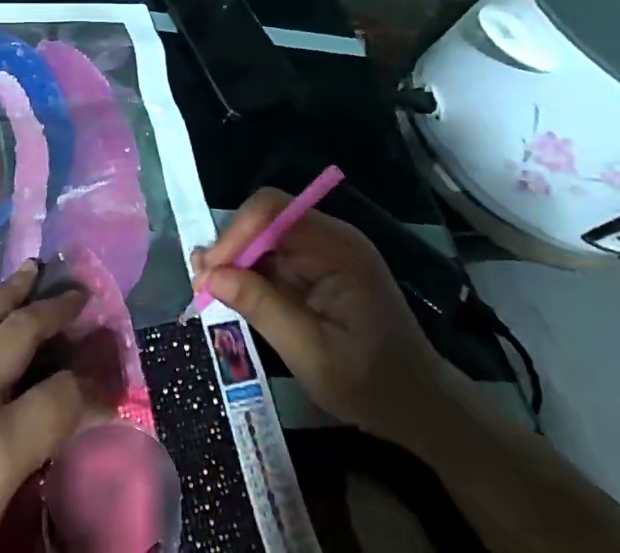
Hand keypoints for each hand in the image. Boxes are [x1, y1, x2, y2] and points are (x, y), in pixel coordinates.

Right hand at [192, 188, 447, 439]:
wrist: (419, 408)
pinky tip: (226, 292)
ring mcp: (320, 254)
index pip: (273, 210)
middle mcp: (327, 239)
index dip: (235, 232)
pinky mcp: (312, 272)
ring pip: (261, 238)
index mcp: (337, 248)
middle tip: (201, 283)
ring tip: (206, 289)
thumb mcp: (312, 352)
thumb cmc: (371, 383)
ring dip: (232, 260)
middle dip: (229, 246)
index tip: (210, 272)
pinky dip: (245, 274)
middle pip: (263, 219)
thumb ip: (261, 307)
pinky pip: (269, 259)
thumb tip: (209, 276)